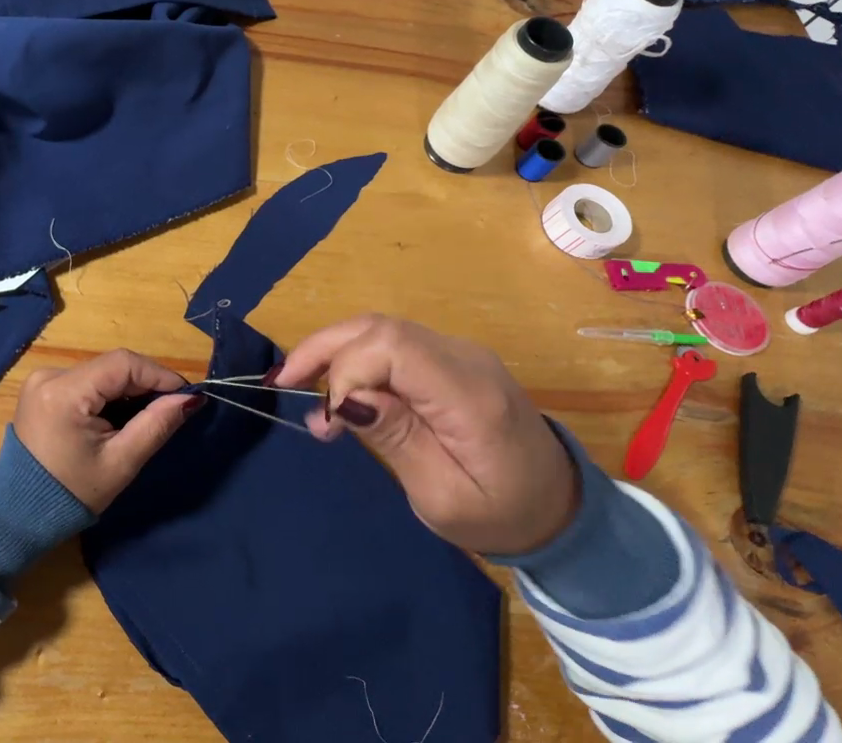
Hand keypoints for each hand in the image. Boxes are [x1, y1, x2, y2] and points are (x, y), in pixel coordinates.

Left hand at [12, 349, 201, 511]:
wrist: (20, 512)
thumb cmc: (73, 493)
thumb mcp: (121, 462)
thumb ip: (156, 424)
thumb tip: (190, 398)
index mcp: (63, 391)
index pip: (122, 363)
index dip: (159, 374)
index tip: (187, 395)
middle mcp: (50, 375)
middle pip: (111, 366)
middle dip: (145, 384)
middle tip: (172, 409)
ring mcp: (42, 380)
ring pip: (101, 373)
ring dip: (128, 390)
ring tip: (148, 416)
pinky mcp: (42, 389)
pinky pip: (86, 382)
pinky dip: (108, 395)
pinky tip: (120, 417)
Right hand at [276, 315, 578, 554]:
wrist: (559, 508)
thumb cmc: (501, 515)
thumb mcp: (442, 496)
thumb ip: (395, 438)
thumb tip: (343, 396)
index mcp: (468, 395)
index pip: (392, 347)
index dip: (345, 369)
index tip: (325, 417)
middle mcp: (465, 358)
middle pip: (381, 327)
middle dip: (324, 348)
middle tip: (283, 382)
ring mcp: (460, 353)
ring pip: (382, 329)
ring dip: (335, 350)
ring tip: (299, 384)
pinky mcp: (451, 360)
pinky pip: (394, 344)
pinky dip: (355, 357)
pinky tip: (335, 386)